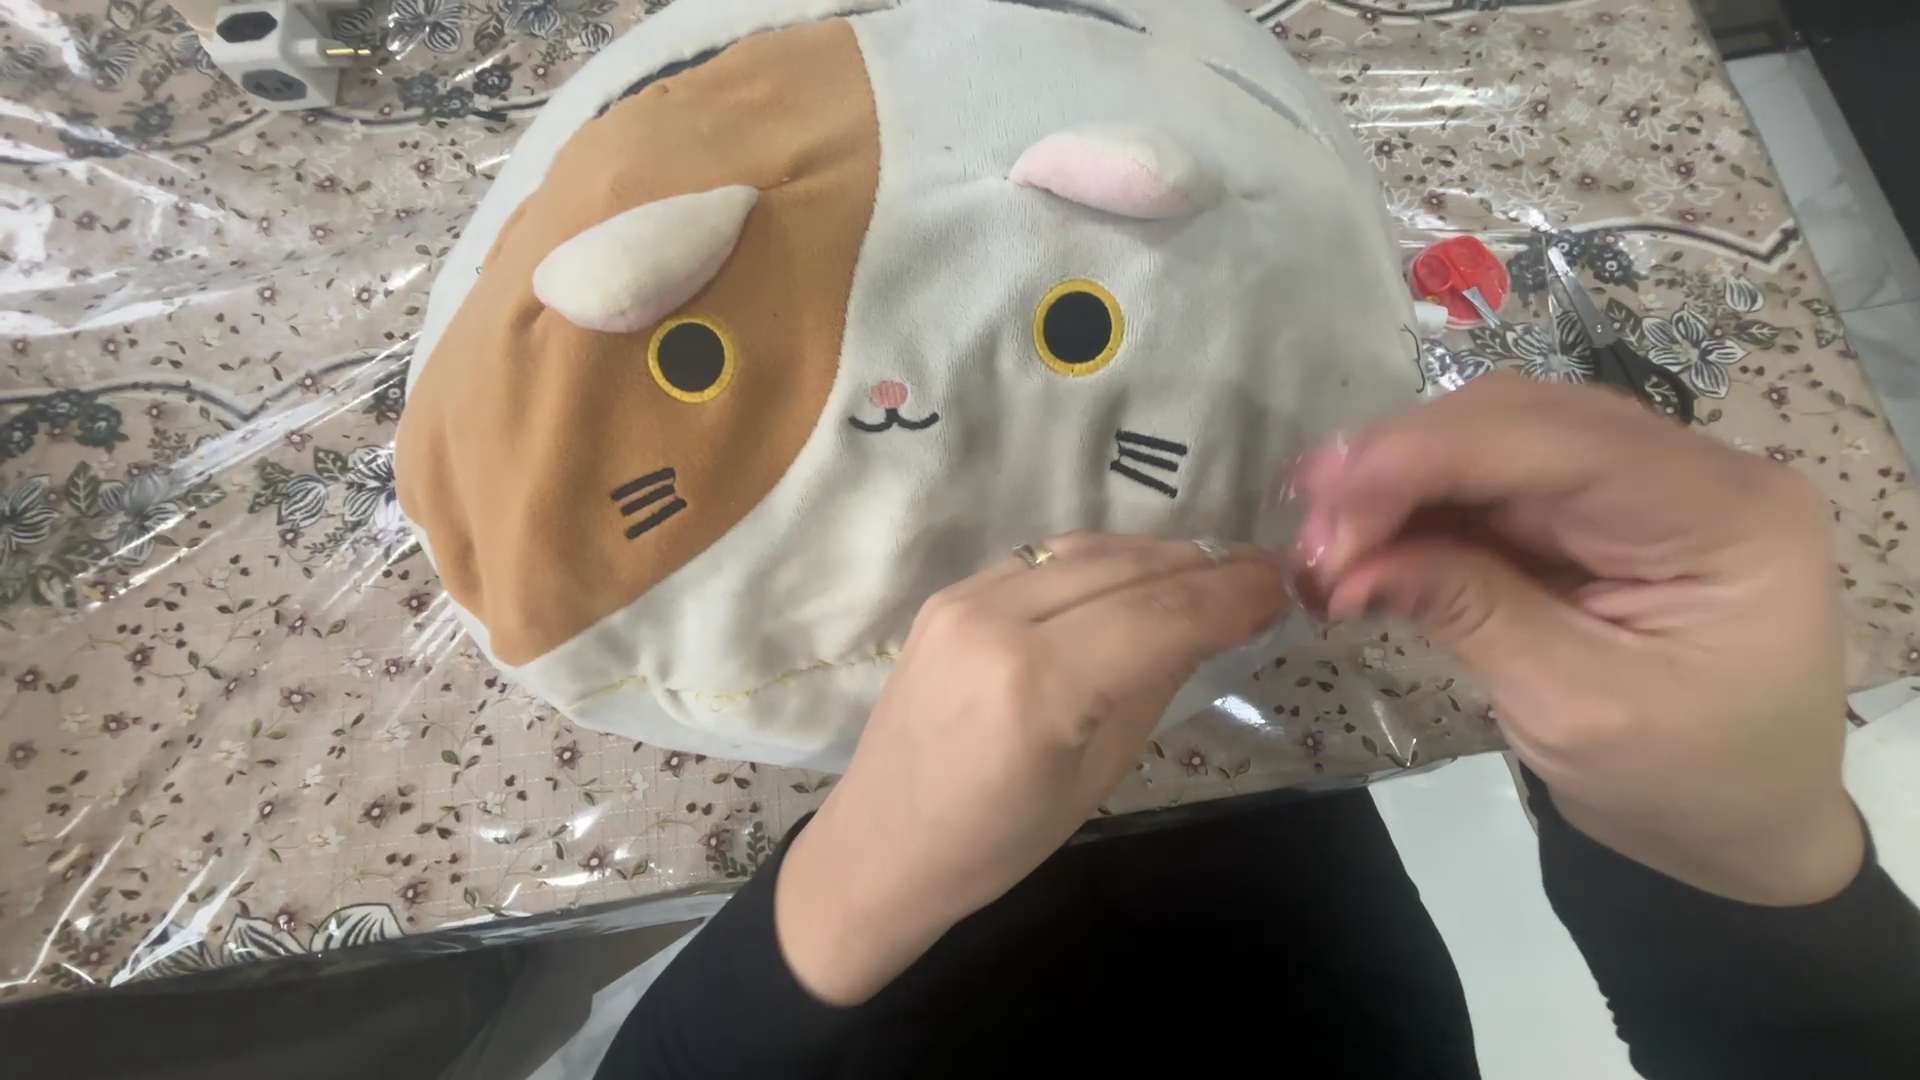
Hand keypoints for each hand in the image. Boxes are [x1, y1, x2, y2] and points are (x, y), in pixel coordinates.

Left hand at [774, 532, 1290, 1004]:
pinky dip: (1098, 561)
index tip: (1282, 588)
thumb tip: (1212, 622)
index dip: (1230, 594)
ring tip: (1206, 572)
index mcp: (1036, 685)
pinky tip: (1131, 577)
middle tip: (1260, 573)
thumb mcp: (1098, 773)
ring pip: (1082, 550)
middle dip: (1201, 566)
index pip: (1158, 615)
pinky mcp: (946, 595)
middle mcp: (994, 620)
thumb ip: (1154, 682)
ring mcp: (962, 598)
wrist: (882, 842)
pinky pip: (1040, 560)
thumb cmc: (996, 841)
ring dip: (1153, 555)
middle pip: (1123, 568)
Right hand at [1293, 373, 1860, 905]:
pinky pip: (1466, 482)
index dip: (1426, 455)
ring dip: (1386, 485)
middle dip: (1394, 467)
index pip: (1555, 444)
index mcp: (1718, 514)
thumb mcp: (1570, 705)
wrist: (1727, 816)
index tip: (1323, 496)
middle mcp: (1675, 471)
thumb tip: (1347, 564)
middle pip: (1508, 420)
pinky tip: (1355, 542)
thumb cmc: (1679, 777)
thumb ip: (1464, 612)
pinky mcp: (1569, 510)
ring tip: (1323, 544)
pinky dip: (1400, 509)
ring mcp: (1619, 484)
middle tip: (1312, 535)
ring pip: (1476, 439)